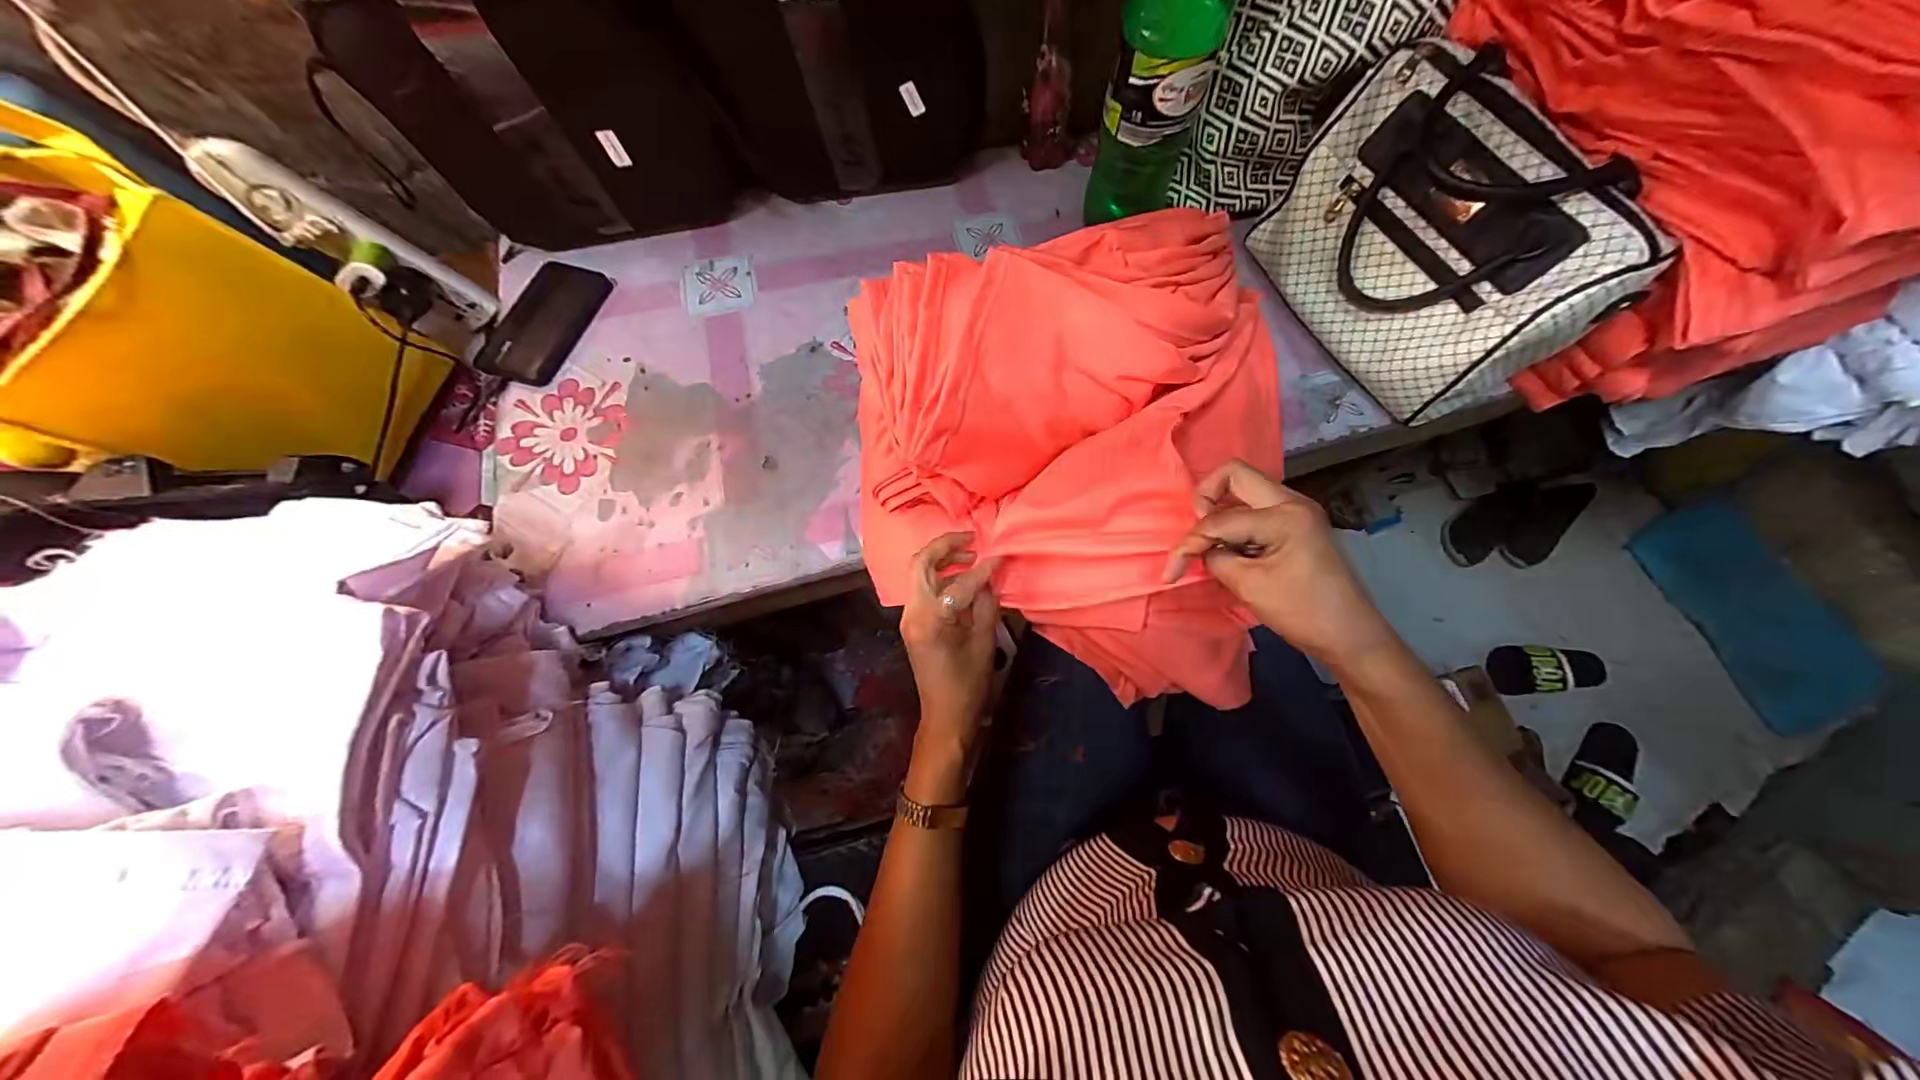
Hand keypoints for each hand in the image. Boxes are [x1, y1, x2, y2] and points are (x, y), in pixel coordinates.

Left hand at [899, 532, 1001, 797]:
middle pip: (921, 564)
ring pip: (920, 574)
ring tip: (971, 555)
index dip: (981, 569)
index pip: (957, 583)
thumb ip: (986, 605)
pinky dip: (942, 578)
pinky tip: (964, 579)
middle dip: (945, 546)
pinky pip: (925, 589)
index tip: (1000, 558)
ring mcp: (909, 618)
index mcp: (929, 620)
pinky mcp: (913, 623)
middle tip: (972, 540)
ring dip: (942, 560)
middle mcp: (912, 613)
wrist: (944, 716)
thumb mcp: (983, 643)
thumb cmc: (967, 685)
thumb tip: (989, 578)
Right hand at [1163, 460, 1397, 670]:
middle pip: (1234, 475)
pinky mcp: (1297, 525)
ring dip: (1221, 512)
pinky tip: (1231, 552)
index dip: (1190, 543)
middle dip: (1205, 498)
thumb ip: (1216, 559)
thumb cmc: (1302, 612)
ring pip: (1245, 490)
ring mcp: (1298, 511)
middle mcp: (1293, 502)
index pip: (1219, 519)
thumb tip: (1201, 550)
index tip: (1172, 571)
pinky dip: (1236, 524)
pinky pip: (1256, 510)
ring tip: (1212, 549)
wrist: (1351, 636)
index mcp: (1284, 515)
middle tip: (1196, 533)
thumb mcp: (1249, 586)